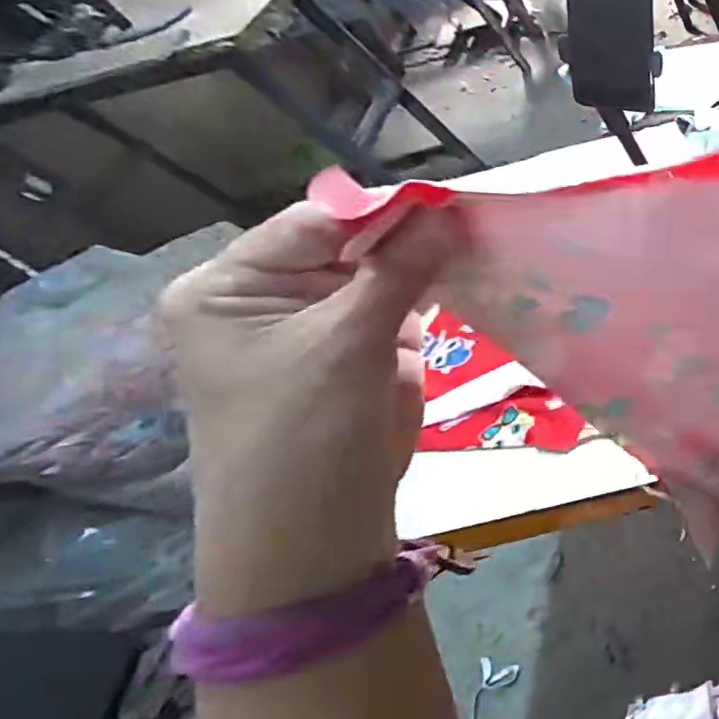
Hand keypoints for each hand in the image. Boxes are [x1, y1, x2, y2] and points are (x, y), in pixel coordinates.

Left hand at [160, 202, 455, 614]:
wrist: (320, 520)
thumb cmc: (306, 429)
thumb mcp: (347, 343)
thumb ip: (398, 273)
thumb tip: (448, 213)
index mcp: (234, 286)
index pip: (315, 224)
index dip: (382, 210)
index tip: (448, 198)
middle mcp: (279, 294)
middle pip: (355, 243)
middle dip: (413, 232)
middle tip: (476, 215)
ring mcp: (331, 320)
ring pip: (389, 270)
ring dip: (432, 257)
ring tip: (484, 236)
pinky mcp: (374, 345)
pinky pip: (410, 300)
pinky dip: (441, 285)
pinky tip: (475, 268)